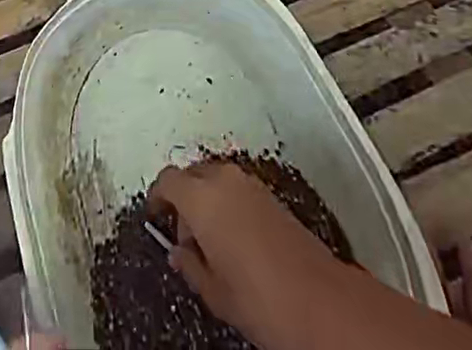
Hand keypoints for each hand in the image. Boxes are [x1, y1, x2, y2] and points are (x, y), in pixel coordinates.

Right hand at [146, 162, 349, 349]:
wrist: (316, 298)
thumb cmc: (260, 296)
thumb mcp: (211, 289)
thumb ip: (189, 264)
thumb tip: (180, 254)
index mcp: (203, 198)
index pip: (168, 180)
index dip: (157, 196)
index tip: (155, 214)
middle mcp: (227, 181)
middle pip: (193, 173)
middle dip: (183, 197)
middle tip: (183, 235)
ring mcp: (251, 184)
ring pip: (216, 178)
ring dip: (206, 198)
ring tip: (209, 241)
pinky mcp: (271, 194)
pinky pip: (237, 187)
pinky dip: (227, 201)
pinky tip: (232, 236)